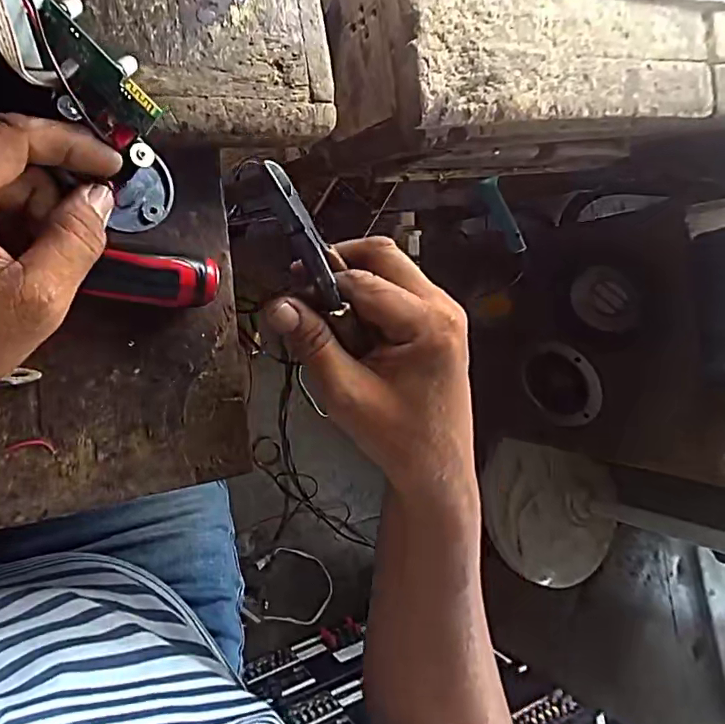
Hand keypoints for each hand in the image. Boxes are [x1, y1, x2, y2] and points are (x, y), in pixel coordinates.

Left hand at [0, 114, 122, 477]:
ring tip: (34, 267)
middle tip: (70, 243)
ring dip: (36, 217)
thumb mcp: (37, 297)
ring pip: (6, 182)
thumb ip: (77, 237)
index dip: (72, 147)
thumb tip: (100, 196)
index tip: (110, 164)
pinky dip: (16, 225)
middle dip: (52, 199)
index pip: (14, 138)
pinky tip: (18, 263)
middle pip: (12, 162)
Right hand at [263, 237, 474, 504]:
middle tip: (307, 290)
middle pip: (383, 255)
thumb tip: (281, 307)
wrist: (436, 469)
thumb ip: (312, 343)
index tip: (293, 293)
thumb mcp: (346, 393)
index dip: (322, 281)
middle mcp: (442, 309)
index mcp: (428, 324)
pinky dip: (368, 298)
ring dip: (355, 283)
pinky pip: (397, 290)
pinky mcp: (436, 321)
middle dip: (340, 264)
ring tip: (333, 322)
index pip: (364, 279)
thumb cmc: (402, 439)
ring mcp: (443, 313)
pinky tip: (354, 331)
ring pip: (390, 268)